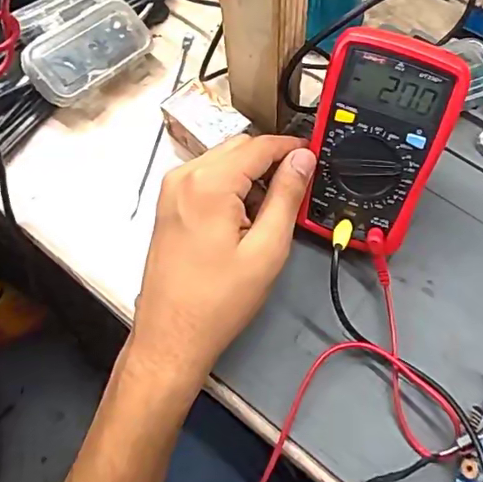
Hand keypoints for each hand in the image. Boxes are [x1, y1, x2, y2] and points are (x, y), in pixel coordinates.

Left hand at [131, 134, 314, 388]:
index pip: (260, 146)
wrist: (172, 336)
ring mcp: (172, 190)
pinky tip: (244, 218)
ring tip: (268, 214)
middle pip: (240, 147)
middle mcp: (184, 178)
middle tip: (297, 187)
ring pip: (224, 161)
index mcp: (208, 184)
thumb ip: (287, 195)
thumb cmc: (216, 302)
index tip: (312, 155)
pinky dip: (231, 187)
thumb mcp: (267, 248)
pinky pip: (208, 178)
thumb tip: (302, 160)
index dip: (292, 147)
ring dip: (251, 175)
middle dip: (271, 162)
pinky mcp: (170, 204)